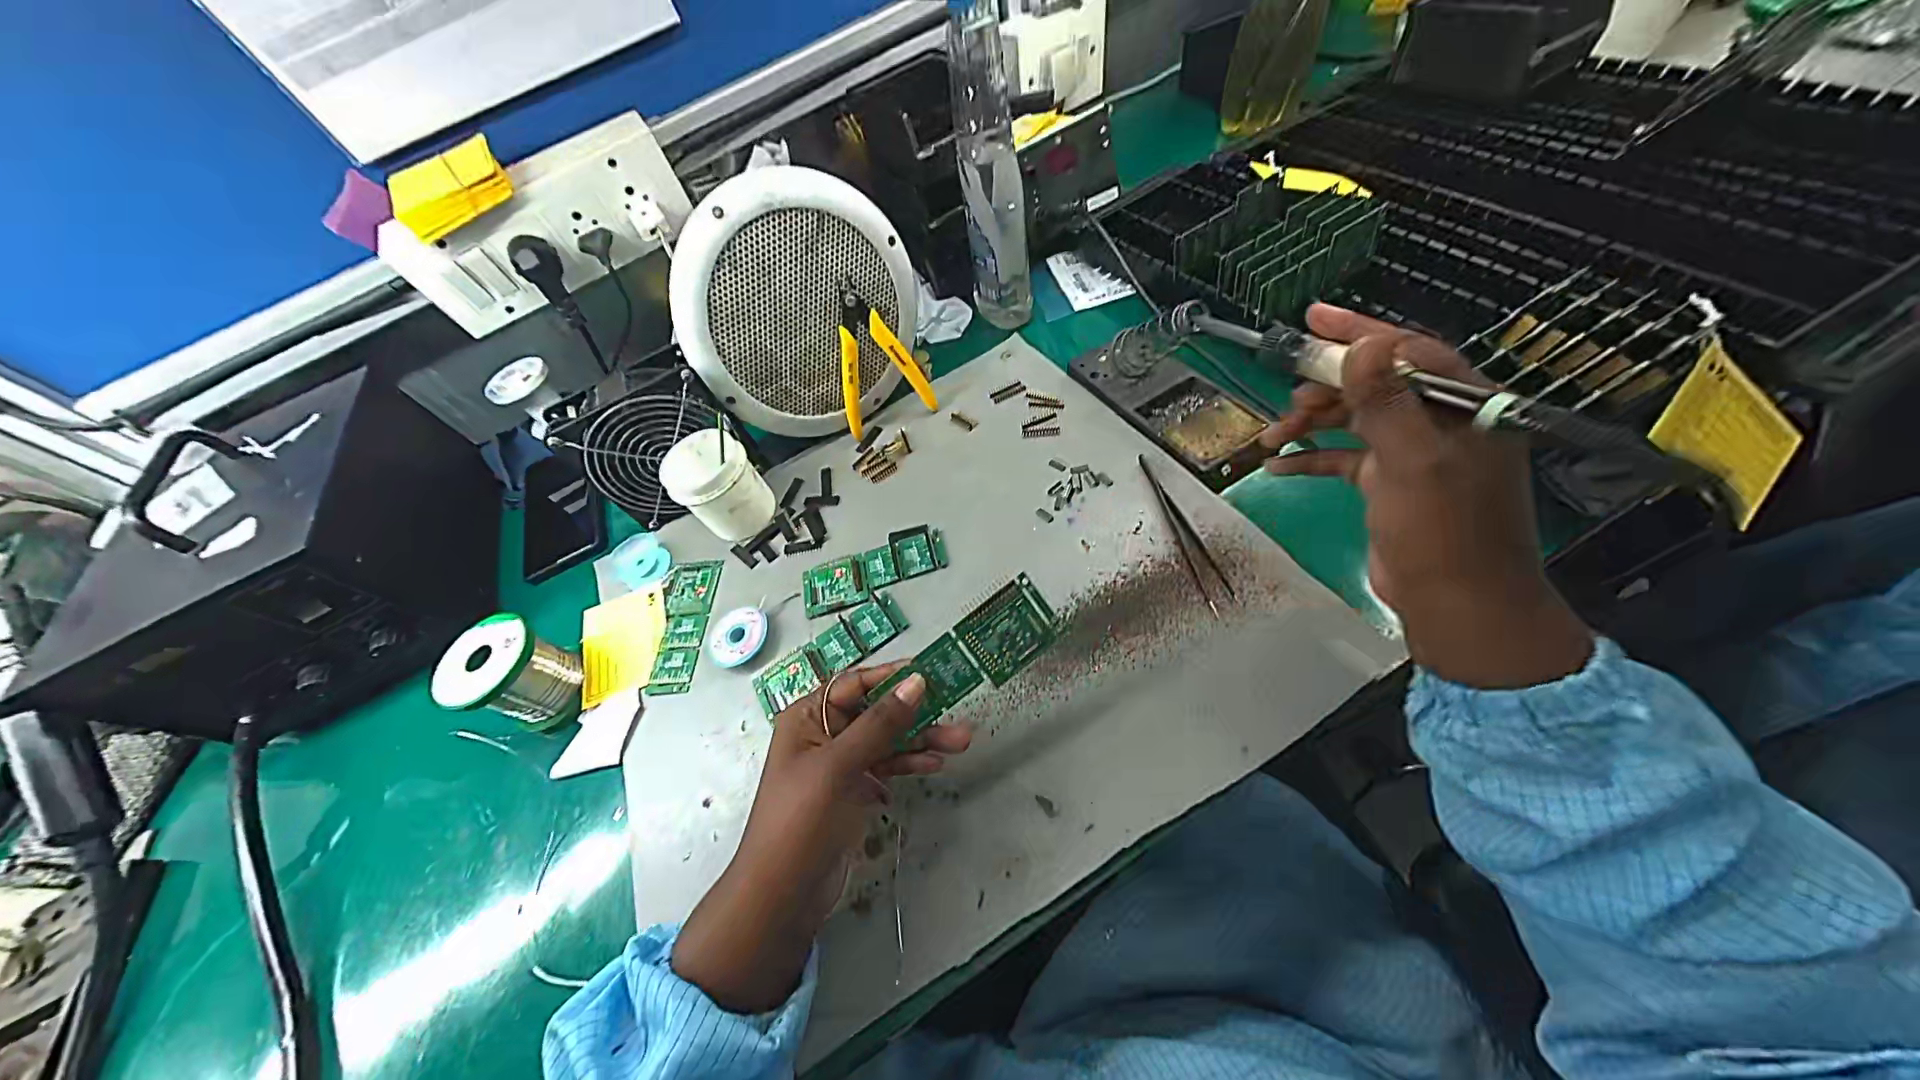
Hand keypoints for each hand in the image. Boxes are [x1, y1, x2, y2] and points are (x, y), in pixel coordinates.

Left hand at [671, 663, 971, 1012]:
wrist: (783, 894)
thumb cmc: (801, 820)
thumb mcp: (839, 765)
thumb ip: (880, 723)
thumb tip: (916, 682)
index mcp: (808, 717)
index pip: (855, 684)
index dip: (892, 677)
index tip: (931, 671)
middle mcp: (824, 734)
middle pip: (877, 712)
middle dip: (916, 713)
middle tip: (956, 712)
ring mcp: (840, 765)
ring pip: (887, 740)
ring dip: (921, 740)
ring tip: (960, 742)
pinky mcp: (853, 791)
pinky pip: (886, 766)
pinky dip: (908, 764)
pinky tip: (934, 765)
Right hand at [1258, 304, 1591, 688]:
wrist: (1456, 604)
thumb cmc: (1443, 531)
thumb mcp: (1413, 461)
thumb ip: (1387, 401)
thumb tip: (1363, 345)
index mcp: (1462, 406)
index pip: (1406, 351)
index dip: (1357, 332)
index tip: (1312, 321)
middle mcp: (1439, 423)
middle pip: (1374, 384)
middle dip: (1325, 386)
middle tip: (1286, 393)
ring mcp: (1413, 455)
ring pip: (1354, 421)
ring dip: (1311, 423)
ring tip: (1272, 435)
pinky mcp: (1390, 485)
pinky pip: (1344, 458)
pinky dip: (1312, 458)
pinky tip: (1278, 466)